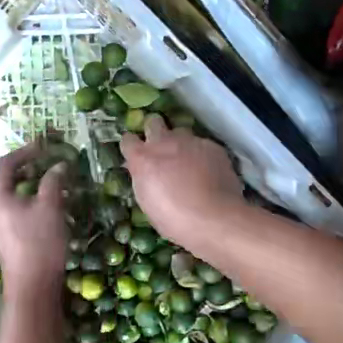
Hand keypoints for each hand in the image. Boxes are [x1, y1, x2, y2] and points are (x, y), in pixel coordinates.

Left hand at [0, 141, 70, 300]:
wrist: (33, 286)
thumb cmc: (40, 242)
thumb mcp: (50, 206)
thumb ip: (53, 181)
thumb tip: (59, 166)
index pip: (5, 164)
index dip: (24, 152)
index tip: (43, 146)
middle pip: (8, 180)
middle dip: (30, 169)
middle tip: (50, 163)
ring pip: (14, 197)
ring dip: (33, 186)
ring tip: (54, 184)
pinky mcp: (8, 239)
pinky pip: (18, 212)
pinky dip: (32, 202)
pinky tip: (51, 208)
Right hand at [119, 115, 246, 249]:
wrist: (214, 219)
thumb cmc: (174, 220)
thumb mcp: (147, 202)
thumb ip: (144, 179)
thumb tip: (145, 173)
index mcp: (142, 158)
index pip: (128, 140)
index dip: (132, 147)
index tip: (136, 156)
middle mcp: (164, 142)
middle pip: (153, 122)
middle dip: (155, 132)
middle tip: (161, 149)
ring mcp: (191, 141)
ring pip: (181, 132)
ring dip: (181, 143)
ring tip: (188, 162)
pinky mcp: (213, 146)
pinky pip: (203, 145)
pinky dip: (202, 155)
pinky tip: (209, 171)